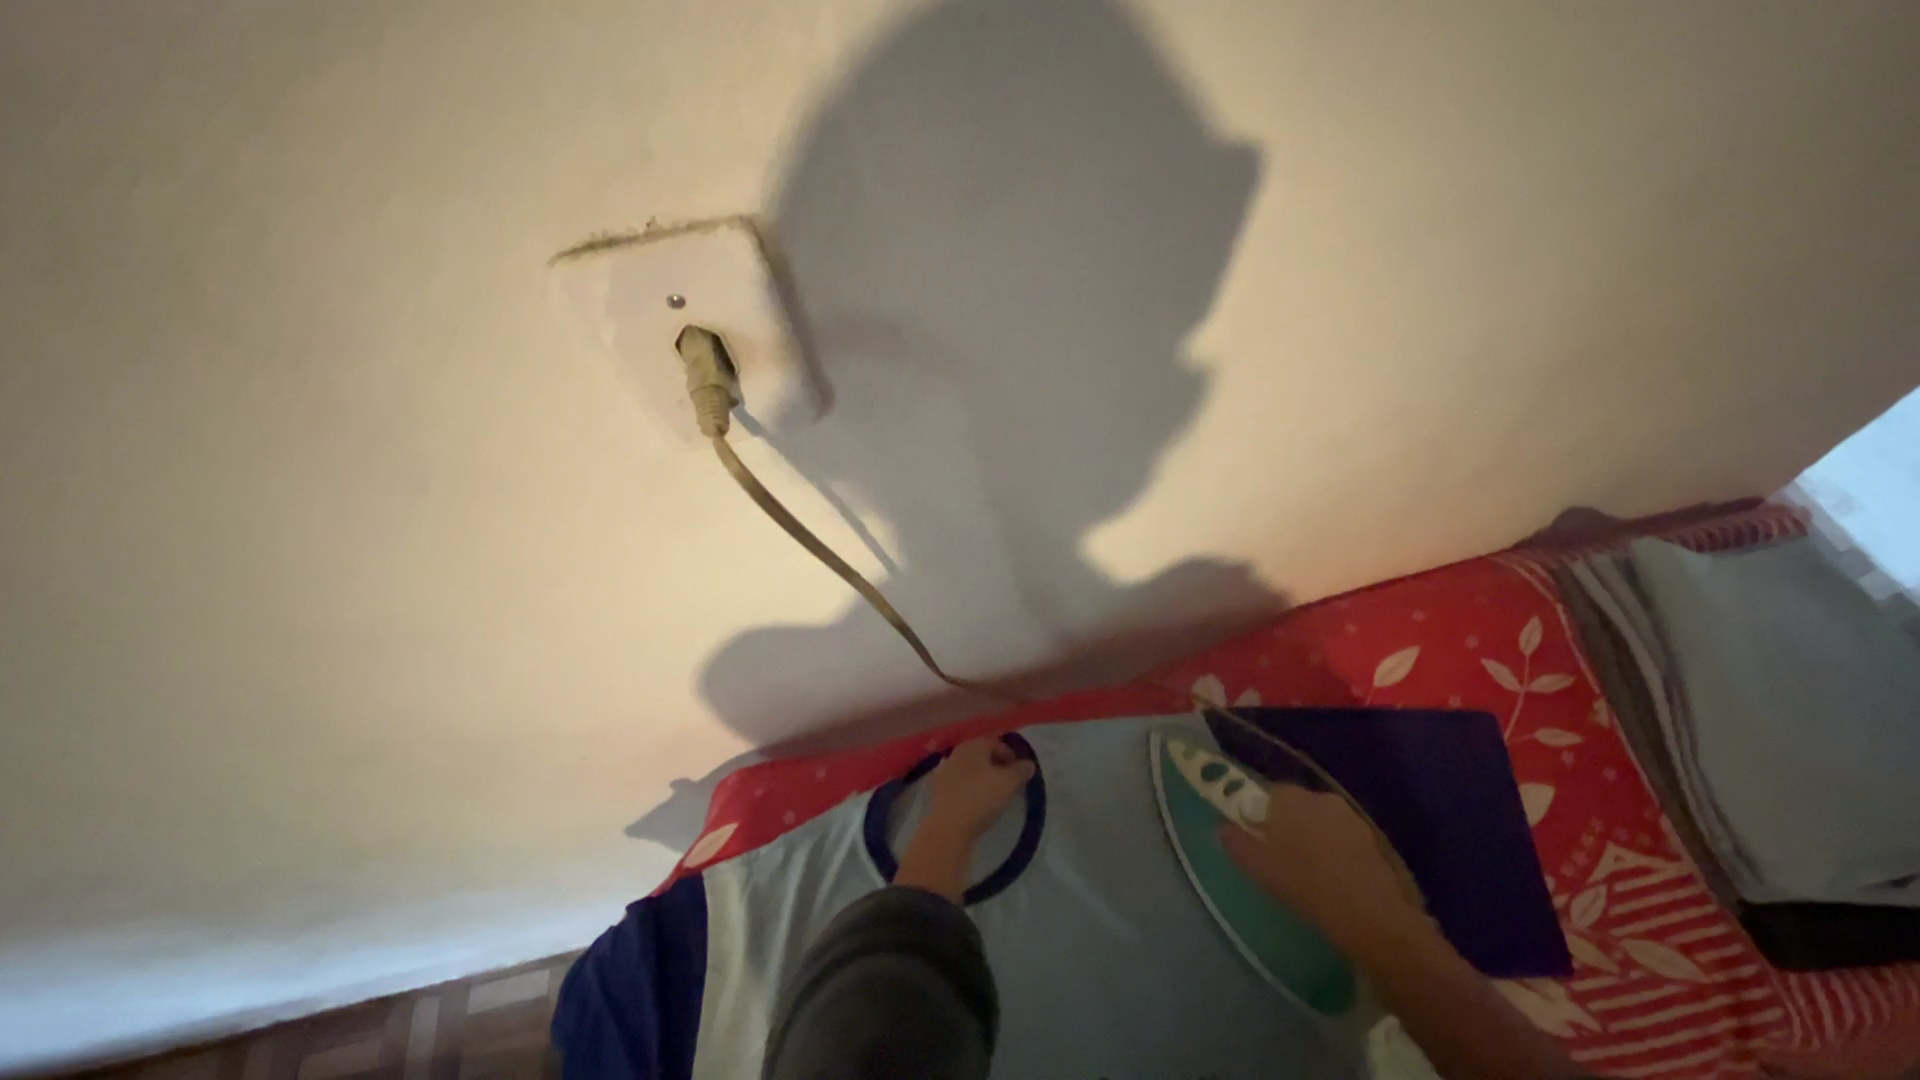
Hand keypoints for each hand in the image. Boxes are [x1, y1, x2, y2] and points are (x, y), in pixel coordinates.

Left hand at [920, 737, 1035, 844]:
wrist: (948, 827)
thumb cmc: (981, 797)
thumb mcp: (1009, 782)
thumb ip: (1021, 770)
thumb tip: (1028, 764)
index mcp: (973, 745)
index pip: (996, 743)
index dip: (1012, 755)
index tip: (1021, 773)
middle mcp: (956, 753)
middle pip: (982, 756)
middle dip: (998, 766)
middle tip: (1010, 783)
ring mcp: (944, 772)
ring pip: (970, 770)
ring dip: (983, 778)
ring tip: (995, 795)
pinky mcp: (938, 791)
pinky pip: (960, 785)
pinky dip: (970, 790)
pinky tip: (977, 803)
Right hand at [1218, 783, 1421, 945]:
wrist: (1368, 915)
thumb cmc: (1303, 885)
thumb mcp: (1257, 868)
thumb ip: (1236, 842)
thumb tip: (1223, 827)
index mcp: (1290, 798)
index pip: (1266, 793)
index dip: (1258, 813)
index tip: (1255, 836)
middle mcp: (1320, 798)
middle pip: (1296, 805)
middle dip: (1287, 823)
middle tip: (1278, 854)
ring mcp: (1350, 817)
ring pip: (1321, 821)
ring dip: (1313, 836)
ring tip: (1308, 869)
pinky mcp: (1373, 839)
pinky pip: (1343, 837)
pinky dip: (1335, 850)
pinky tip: (1333, 877)